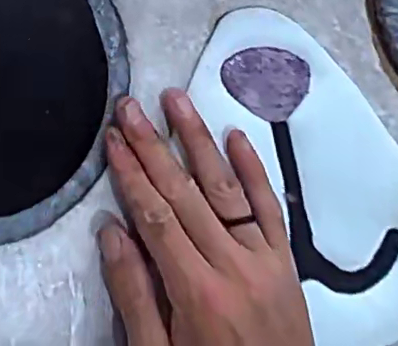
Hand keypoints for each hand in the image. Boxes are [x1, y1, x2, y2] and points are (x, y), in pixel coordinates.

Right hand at [99, 90, 312, 345]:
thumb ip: (135, 298)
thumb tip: (112, 230)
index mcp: (197, 294)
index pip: (155, 216)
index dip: (130, 173)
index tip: (112, 138)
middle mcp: (232, 265)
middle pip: (183, 191)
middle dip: (152, 144)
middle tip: (130, 106)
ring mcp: (263, 258)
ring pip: (224, 186)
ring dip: (197, 138)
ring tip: (175, 99)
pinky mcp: (286, 260)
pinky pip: (268, 206)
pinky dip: (252, 168)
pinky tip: (235, 134)